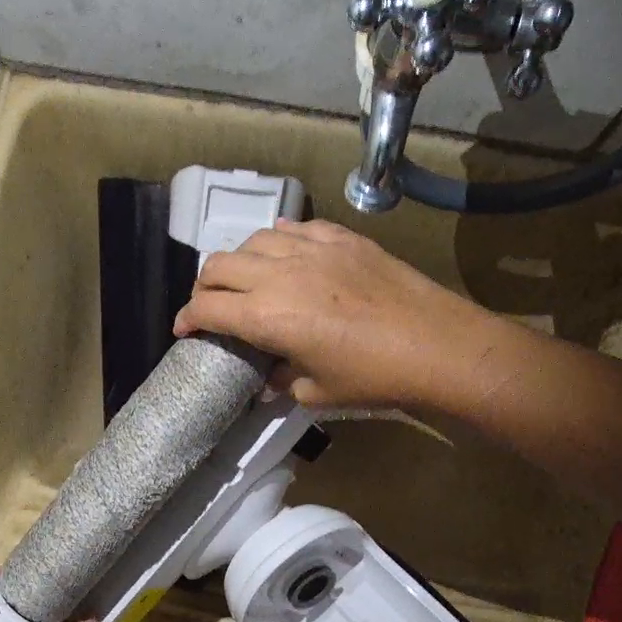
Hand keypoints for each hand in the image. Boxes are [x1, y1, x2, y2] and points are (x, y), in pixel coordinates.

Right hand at [174, 219, 488, 410]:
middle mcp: (280, 274)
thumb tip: (269, 373)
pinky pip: (294, 228)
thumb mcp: (316, 393)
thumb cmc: (373, 378)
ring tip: (247, 281)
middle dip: (204, 288)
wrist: (436, 344)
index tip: (184, 331)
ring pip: (252, 240)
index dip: (187, 320)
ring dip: (239, 262)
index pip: (208, 309)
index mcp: (268, 317)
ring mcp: (312, 249)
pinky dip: (277, 241)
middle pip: (218, 266)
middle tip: (211, 308)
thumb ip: (281, 379)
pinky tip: (283, 253)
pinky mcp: (341, 237)